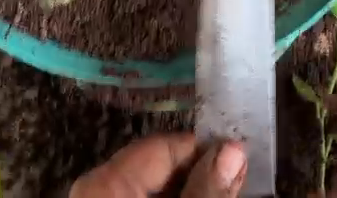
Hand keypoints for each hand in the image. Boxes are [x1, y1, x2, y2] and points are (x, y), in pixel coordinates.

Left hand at [70, 134, 248, 197]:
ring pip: (153, 188)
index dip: (205, 150)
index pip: (164, 145)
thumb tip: (234, 150)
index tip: (240, 161)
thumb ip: (205, 191)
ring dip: (188, 189)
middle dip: (199, 173)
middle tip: (236, 183)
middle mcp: (96, 186)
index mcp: (105, 178)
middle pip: (160, 168)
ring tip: (220, 192)